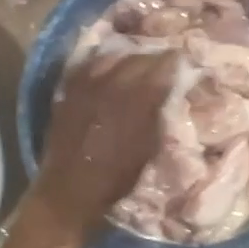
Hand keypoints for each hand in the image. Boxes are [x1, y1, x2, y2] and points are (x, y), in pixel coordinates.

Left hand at [27, 52, 176, 242]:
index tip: (180, 59)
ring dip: (127, 57)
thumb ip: (155, 115)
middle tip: (162, 60)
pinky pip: (87, 66)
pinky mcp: (68, 91)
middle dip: (152, 58)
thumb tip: (164, 92)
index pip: (160, 68)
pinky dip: (102, 62)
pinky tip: (108, 65)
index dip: (172, 62)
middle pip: (136, 59)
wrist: (69, 190)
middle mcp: (111, 86)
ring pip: (111, 57)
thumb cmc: (115, 177)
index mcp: (136, 101)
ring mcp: (86, 86)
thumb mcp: (147, 148)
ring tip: (136, 61)